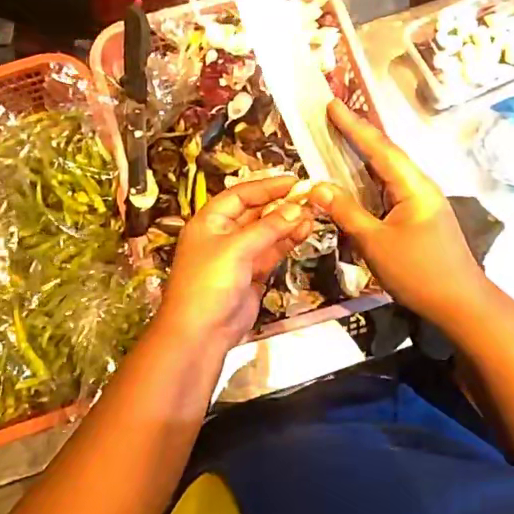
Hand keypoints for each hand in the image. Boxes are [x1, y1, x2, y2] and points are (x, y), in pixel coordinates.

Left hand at [155, 176, 312, 349]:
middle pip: (255, 212)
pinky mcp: (251, 275)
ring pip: (267, 233)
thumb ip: (269, 227)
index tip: (293, 181)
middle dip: (280, 205)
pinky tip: (304, 233)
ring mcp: (238, 255)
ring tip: (312, 215)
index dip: (266, 187)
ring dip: (288, 224)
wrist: (201, 331)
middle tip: (308, 198)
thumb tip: (297, 209)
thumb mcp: (237, 248)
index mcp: (209, 221)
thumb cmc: (209, 283)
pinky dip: (287, 242)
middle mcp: (223, 235)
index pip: (240, 195)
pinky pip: (271, 252)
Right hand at [311, 100, 490, 325]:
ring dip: (363, 158)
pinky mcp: (420, 218)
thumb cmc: (419, 272)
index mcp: (413, 186)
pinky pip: (390, 191)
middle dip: (358, 135)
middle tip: (331, 117)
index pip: (379, 148)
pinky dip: (369, 182)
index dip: (353, 126)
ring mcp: (423, 203)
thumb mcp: (375, 242)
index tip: (332, 104)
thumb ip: (346, 212)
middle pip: (386, 155)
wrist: (461, 304)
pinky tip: (356, 183)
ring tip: (338, 141)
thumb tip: (317, 187)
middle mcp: (420, 187)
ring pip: (388, 173)